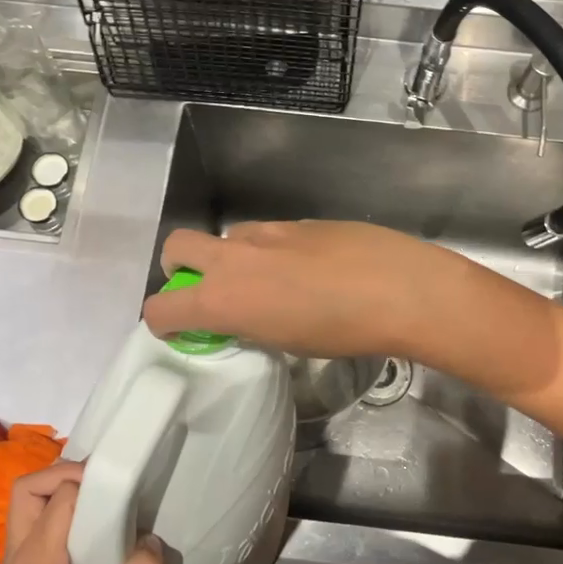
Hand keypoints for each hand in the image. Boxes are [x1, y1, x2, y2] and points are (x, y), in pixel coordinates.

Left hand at [3, 462, 165, 563]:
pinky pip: (37, 522)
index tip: (124, 486)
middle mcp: (16, 558)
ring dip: (61, 490)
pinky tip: (94, 524)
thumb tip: (151, 535)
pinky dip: (61, 509)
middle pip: (26, 490)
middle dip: (64, 474)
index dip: (90, 483)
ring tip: (102, 498)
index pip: (57, 498)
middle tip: (105, 483)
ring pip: (28, 504)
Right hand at [141, 221, 459, 357]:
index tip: (176, 331)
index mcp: (222, 296)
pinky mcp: (301, 221)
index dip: (161, 322)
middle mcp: (235, 256)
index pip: (161, 307)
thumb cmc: (341, 331)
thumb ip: (247, 322)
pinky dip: (271, 252)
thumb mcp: (283, 342)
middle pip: (177, 247)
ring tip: (269, 285)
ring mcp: (269, 232)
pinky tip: (309, 272)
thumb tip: (239, 314)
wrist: (400, 288)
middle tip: (208, 292)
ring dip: (231, 258)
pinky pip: (269, 234)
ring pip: (228, 238)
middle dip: (179, 268)